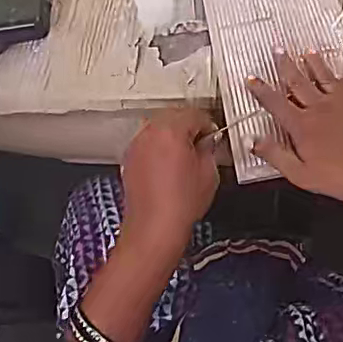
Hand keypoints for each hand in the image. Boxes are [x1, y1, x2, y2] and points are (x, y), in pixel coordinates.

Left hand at [120, 109, 220, 249]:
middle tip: (201, 144)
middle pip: (173, 116)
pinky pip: (147, 144)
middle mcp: (150, 134)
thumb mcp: (208, 173)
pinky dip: (158, 149)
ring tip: (185, 157)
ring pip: (158, 129)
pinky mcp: (130, 159)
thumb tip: (207, 144)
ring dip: (172, 137)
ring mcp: (137, 146)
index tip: (213, 136)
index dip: (208, 125)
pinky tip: (169, 167)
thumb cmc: (178, 205)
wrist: (154, 227)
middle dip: (188, 127)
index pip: (195, 114)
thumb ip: (209, 150)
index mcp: (171, 131)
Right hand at [246, 51, 342, 205]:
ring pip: (325, 76)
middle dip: (285, 65)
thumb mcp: (301, 174)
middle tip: (278, 50)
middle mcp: (322, 108)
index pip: (275, 103)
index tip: (252, 80)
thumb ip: (276, 156)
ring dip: (315, 63)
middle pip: (298, 81)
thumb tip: (255, 142)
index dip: (261, 90)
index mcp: (303, 126)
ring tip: (308, 52)